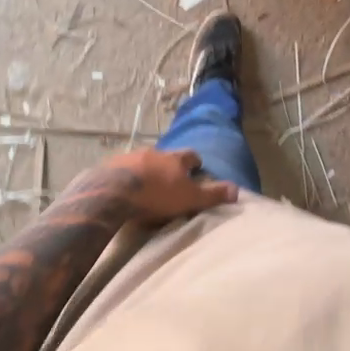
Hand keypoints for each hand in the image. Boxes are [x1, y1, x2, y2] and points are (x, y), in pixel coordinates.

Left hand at [96, 148, 237, 222]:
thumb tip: (237, 189)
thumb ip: (212, 194)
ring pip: (145, 162)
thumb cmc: (157, 195)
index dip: (195, 163)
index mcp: (175, 159)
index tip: (197, 171)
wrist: (114, 192)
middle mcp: (155, 152)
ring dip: (148, 172)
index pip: (191, 155)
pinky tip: (127, 190)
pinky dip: (128, 178)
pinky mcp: (112, 166)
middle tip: (172, 182)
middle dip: (170, 167)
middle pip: (167, 157)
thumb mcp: (189, 198)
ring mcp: (131, 157)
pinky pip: (124, 170)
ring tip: (149, 188)